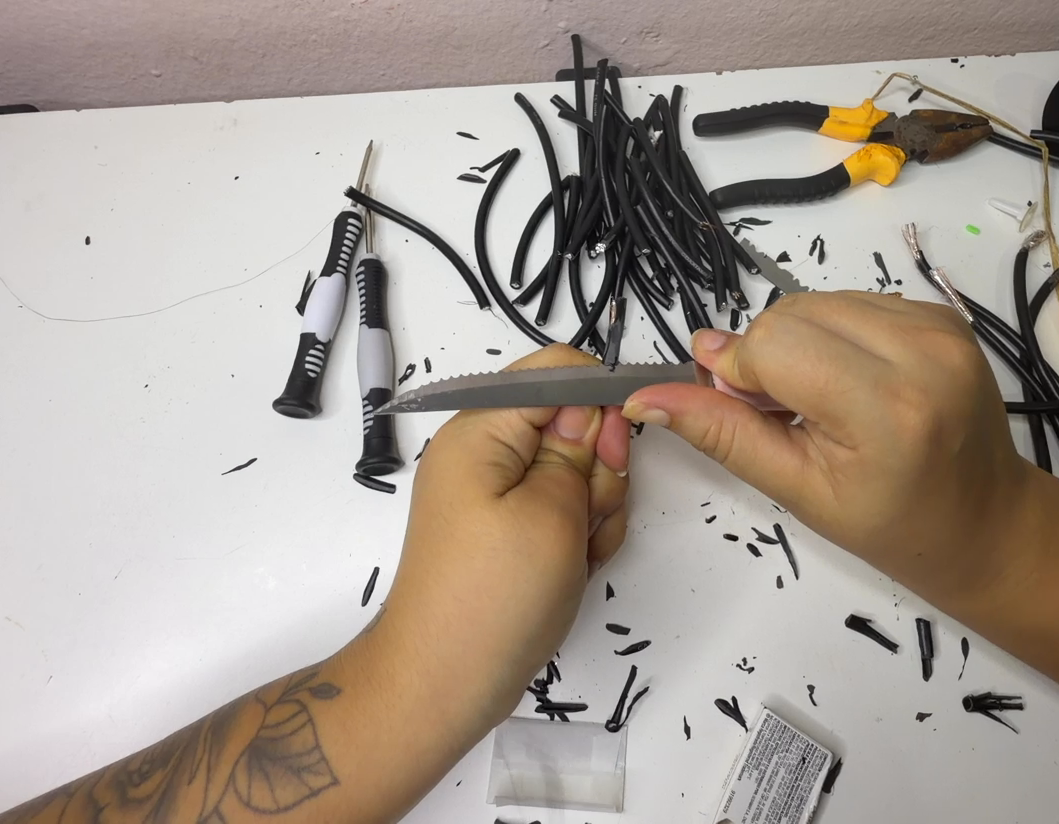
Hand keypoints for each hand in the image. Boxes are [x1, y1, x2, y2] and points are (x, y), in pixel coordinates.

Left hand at [369, 344, 632, 748]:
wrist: (442, 687)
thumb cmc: (495, 597)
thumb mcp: (552, 513)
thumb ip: (578, 449)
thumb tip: (591, 405)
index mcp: (482, 428)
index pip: (554, 371)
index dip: (597, 397)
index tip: (616, 448)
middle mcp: (486, 449)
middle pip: (570, 420)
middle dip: (597, 465)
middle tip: (589, 514)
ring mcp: (498, 490)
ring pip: (575, 467)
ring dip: (594, 505)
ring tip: (578, 551)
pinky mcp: (510, 523)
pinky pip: (562, 504)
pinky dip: (581, 531)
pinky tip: (575, 566)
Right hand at [623, 291, 1038, 607]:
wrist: (988, 521)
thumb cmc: (893, 525)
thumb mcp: (799, 491)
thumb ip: (722, 434)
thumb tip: (645, 397)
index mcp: (888, 407)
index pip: (773, 345)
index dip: (739, 373)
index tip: (742, 406)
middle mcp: (921, 349)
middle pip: (789, 315)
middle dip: (766, 357)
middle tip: (783, 410)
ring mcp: (937, 324)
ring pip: (815, 302)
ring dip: (797, 343)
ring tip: (820, 397)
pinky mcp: (940, 312)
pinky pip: (849, 303)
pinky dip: (830, 335)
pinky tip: (848, 378)